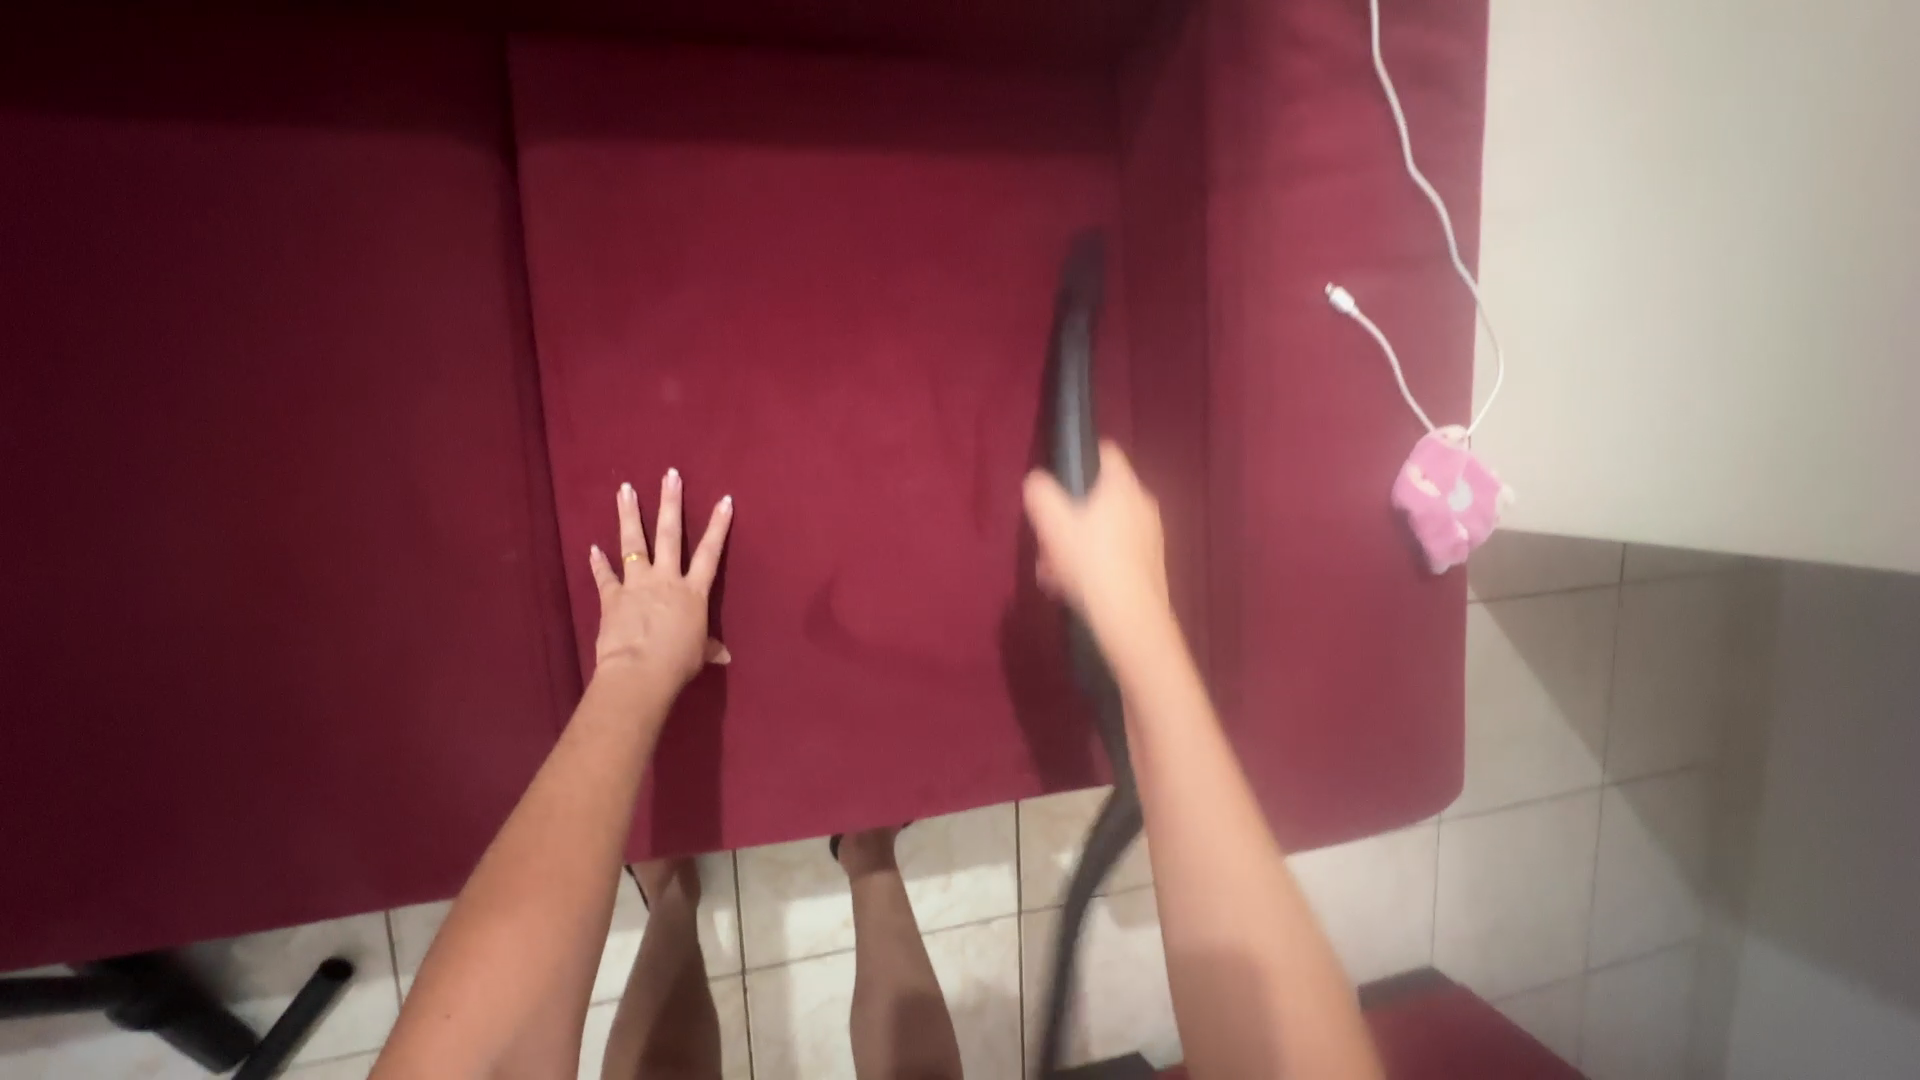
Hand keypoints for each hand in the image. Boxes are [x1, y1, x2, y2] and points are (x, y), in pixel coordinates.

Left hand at [587, 469, 733, 687]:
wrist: (640, 672)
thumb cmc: (678, 662)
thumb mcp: (699, 654)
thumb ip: (709, 647)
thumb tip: (724, 655)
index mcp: (693, 593)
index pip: (711, 552)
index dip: (718, 526)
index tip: (724, 499)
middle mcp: (666, 580)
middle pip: (670, 535)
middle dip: (670, 503)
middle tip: (670, 475)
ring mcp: (637, 585)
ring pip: (634, 544)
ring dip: (629, 515)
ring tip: (625, 489)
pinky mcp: (612, 598)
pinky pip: (605, 577)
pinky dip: (598, 563)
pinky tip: (592, 548)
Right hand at [1021, 442, 1171, 633]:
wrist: (1129, 616)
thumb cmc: (1090, 561)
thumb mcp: (1052, 522)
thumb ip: (1040, 493)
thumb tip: (1037, 481)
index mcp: (1122, 485)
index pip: (1105, 452)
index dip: (1081, 458)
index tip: (1060, 479)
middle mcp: (1143, 504)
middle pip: (1099, 498)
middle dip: (1069, 517)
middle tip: (1049, 540)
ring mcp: (1151, 536)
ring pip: (1105, 530)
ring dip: (1077, 546)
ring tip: (1056, 572)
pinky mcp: (1151, 565)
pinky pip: (1116, 554)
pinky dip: (1095, 565)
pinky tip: (1076, 587)